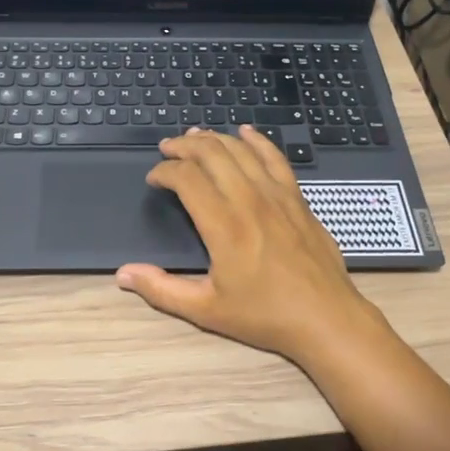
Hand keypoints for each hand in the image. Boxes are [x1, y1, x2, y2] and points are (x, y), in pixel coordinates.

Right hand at [117, 127, 390, 366]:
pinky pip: (275, 157)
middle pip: (211, 153)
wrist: (325, 317)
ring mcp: (276, 195)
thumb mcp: (207, 310)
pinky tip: (246, 132)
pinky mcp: (297, 197)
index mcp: (223, 226)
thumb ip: (162, 289)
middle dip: (184, 146)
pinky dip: (257, 140)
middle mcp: (249, 200)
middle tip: (168, 148)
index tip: (154, 179)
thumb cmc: (265, 316)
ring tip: (195, 137)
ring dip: (214, 138)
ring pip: (240, 150)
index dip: (164, 171)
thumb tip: (124, 274)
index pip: (186, 179)